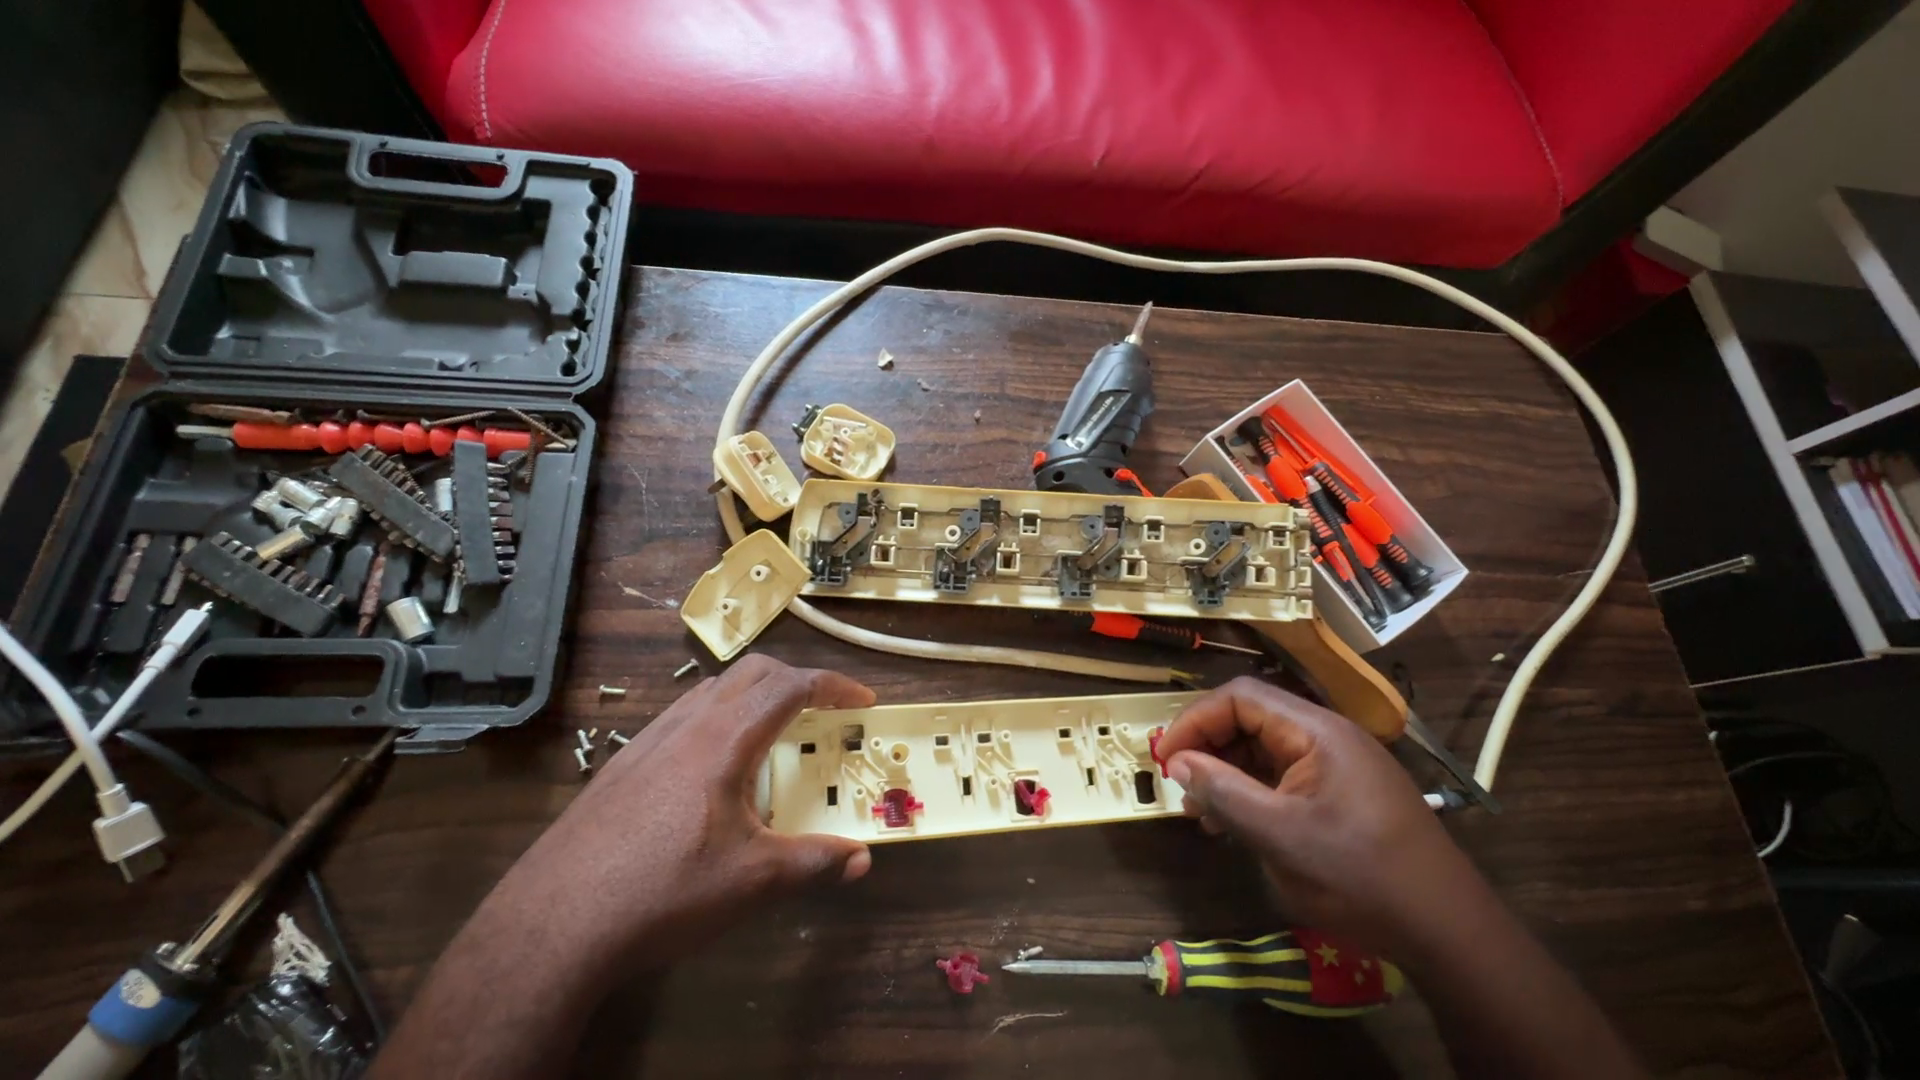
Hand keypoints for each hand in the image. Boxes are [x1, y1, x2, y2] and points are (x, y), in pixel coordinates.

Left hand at [489, 656, 874, 977]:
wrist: (556, 921)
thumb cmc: (665, 891)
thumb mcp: (752, 881)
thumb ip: (814, 862)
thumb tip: (863, 860)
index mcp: (724, 739)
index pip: (790, 685)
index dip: (834, 685)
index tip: (863, 701)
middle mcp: (686, 725)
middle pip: (750, 673)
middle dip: (796, 680)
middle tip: (822, 712)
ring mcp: (647, 742)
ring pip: (709, 692)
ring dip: (752, 698)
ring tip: (771, 739)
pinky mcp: (621, 767)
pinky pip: (680, 720)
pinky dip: (715, 722)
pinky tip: (712, 775)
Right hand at [1156, 677, 1491, 956]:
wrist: (1448, 930)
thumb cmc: (1360, 876)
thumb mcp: (1280, 836)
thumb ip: (1224, 792)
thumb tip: (1177, 761)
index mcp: (1317, 732)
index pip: (1241, 697)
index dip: (1195, 720)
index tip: (1164, 758)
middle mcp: (1328, 737)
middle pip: (1252, 718)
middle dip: (1208, 746)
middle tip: (1179, 786)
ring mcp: (1339, 766)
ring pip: (1265, 749)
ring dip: (1226, 772)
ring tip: (1200, 811)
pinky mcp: (1343, 795)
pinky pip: (1285, 776)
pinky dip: (1252, 792)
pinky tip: (1234, 824)